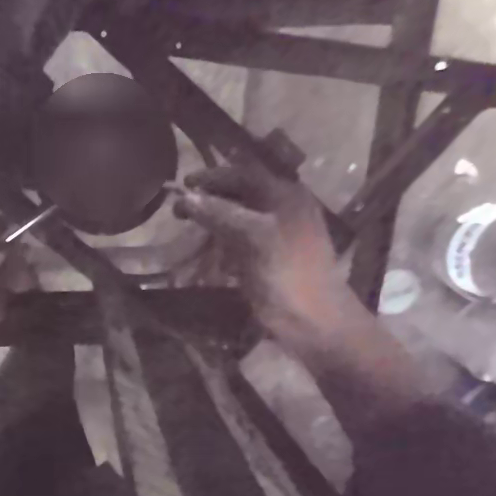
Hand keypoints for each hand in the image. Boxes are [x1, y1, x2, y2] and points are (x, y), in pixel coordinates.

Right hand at [172, 165, 359, 347]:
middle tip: (181, 210)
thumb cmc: (288, 274)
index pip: (245, 174)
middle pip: (241, 194)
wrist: (314, 321)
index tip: (183, 185)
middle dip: (210, 199)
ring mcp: (277, 234)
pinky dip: (222, 240)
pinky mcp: (269, 258)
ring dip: (214, 220)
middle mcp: (283, 209)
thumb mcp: (254, 237)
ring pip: (239, 217)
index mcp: (287, 196)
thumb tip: (186, 197)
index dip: (212, 177)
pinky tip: (209, 250)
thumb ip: (221, 213)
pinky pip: (240, 240)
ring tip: (189, 227)